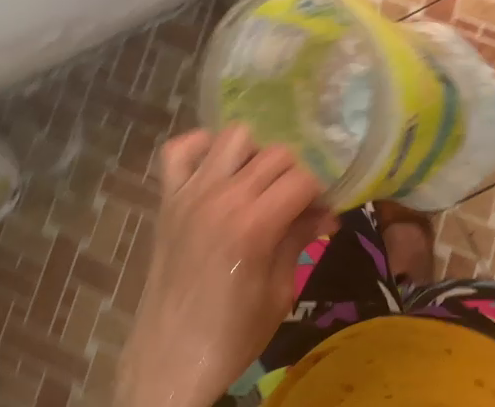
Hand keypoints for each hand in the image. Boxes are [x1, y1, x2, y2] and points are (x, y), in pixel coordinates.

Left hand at [116, 127, 333, 406]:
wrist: (172, 357)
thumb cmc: (233, 335)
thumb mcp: (278, 294)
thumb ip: (298, 241)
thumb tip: (326, 213)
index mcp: (254, 225)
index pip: (301, 179)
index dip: (318, 194)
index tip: (319, 214)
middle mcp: (222, 197)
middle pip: (274, 154)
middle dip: (293, 175)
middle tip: (294, 204)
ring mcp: (190, 192)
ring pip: (232, 137)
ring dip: (252, 155)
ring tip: (255, 186)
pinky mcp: (167, 197)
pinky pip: (179, 149)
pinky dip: (200, 148)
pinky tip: (215, 171)